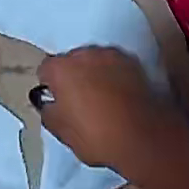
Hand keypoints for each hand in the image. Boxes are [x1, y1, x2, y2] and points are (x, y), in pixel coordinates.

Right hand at [36, 45, 187, 168]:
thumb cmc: (95, 134)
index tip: (57, 100)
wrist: (141, 134)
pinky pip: (115, 64)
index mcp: (62, 68)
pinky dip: (114, 74)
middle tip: (79, 101)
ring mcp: (111, 54)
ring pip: (95, 60)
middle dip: (73, 75)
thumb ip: (48, 111)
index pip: (46, 69)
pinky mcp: (133, 61)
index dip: (50, 85)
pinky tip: (118, 94)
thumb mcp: (61, 131)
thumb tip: (49, 102)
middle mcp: (86, 54)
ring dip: (94, 72)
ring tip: (101, 98)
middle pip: (72, 60)